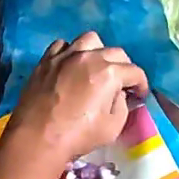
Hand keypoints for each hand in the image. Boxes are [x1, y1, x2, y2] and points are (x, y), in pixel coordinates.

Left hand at [7, 31, 149, 163]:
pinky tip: (71, 66)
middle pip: (116, 52)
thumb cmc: (78, 136)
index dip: (141, 85)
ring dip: (99, 52)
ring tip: (96, 67)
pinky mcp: (46, 60)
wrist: (37, 138)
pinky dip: (72, 52)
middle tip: (121, 85)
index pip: (135, 72)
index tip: (139, 95)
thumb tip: (118, 94)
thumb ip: (122, 105)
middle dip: (124, 68)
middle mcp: (89, 57)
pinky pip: (63, 45)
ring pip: (90, 40)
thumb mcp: (113, 127)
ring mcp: (65, 55)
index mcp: (109, 73)